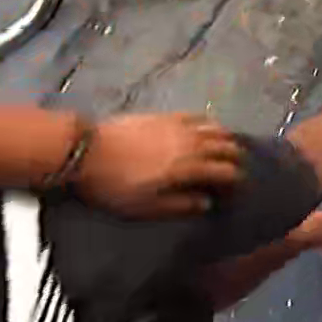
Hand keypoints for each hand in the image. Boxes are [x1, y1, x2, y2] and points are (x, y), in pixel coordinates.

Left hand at [72, 113, 242, 216]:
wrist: (84, 149)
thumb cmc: (113, 183)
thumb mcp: (144, 205)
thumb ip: (179, 205)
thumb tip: (207, 203)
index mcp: (192, 167)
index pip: (228, 172)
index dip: (236, 181)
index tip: (235, 189)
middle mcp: (195, 144)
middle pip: (229, 148)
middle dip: (237, 159)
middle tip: (234, 168)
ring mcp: (183, 127)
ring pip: (219, 130)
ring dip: (227, 140)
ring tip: (225, 147)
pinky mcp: (170, 116)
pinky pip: (200, 117)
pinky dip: (210, 124)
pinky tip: (206, 129)